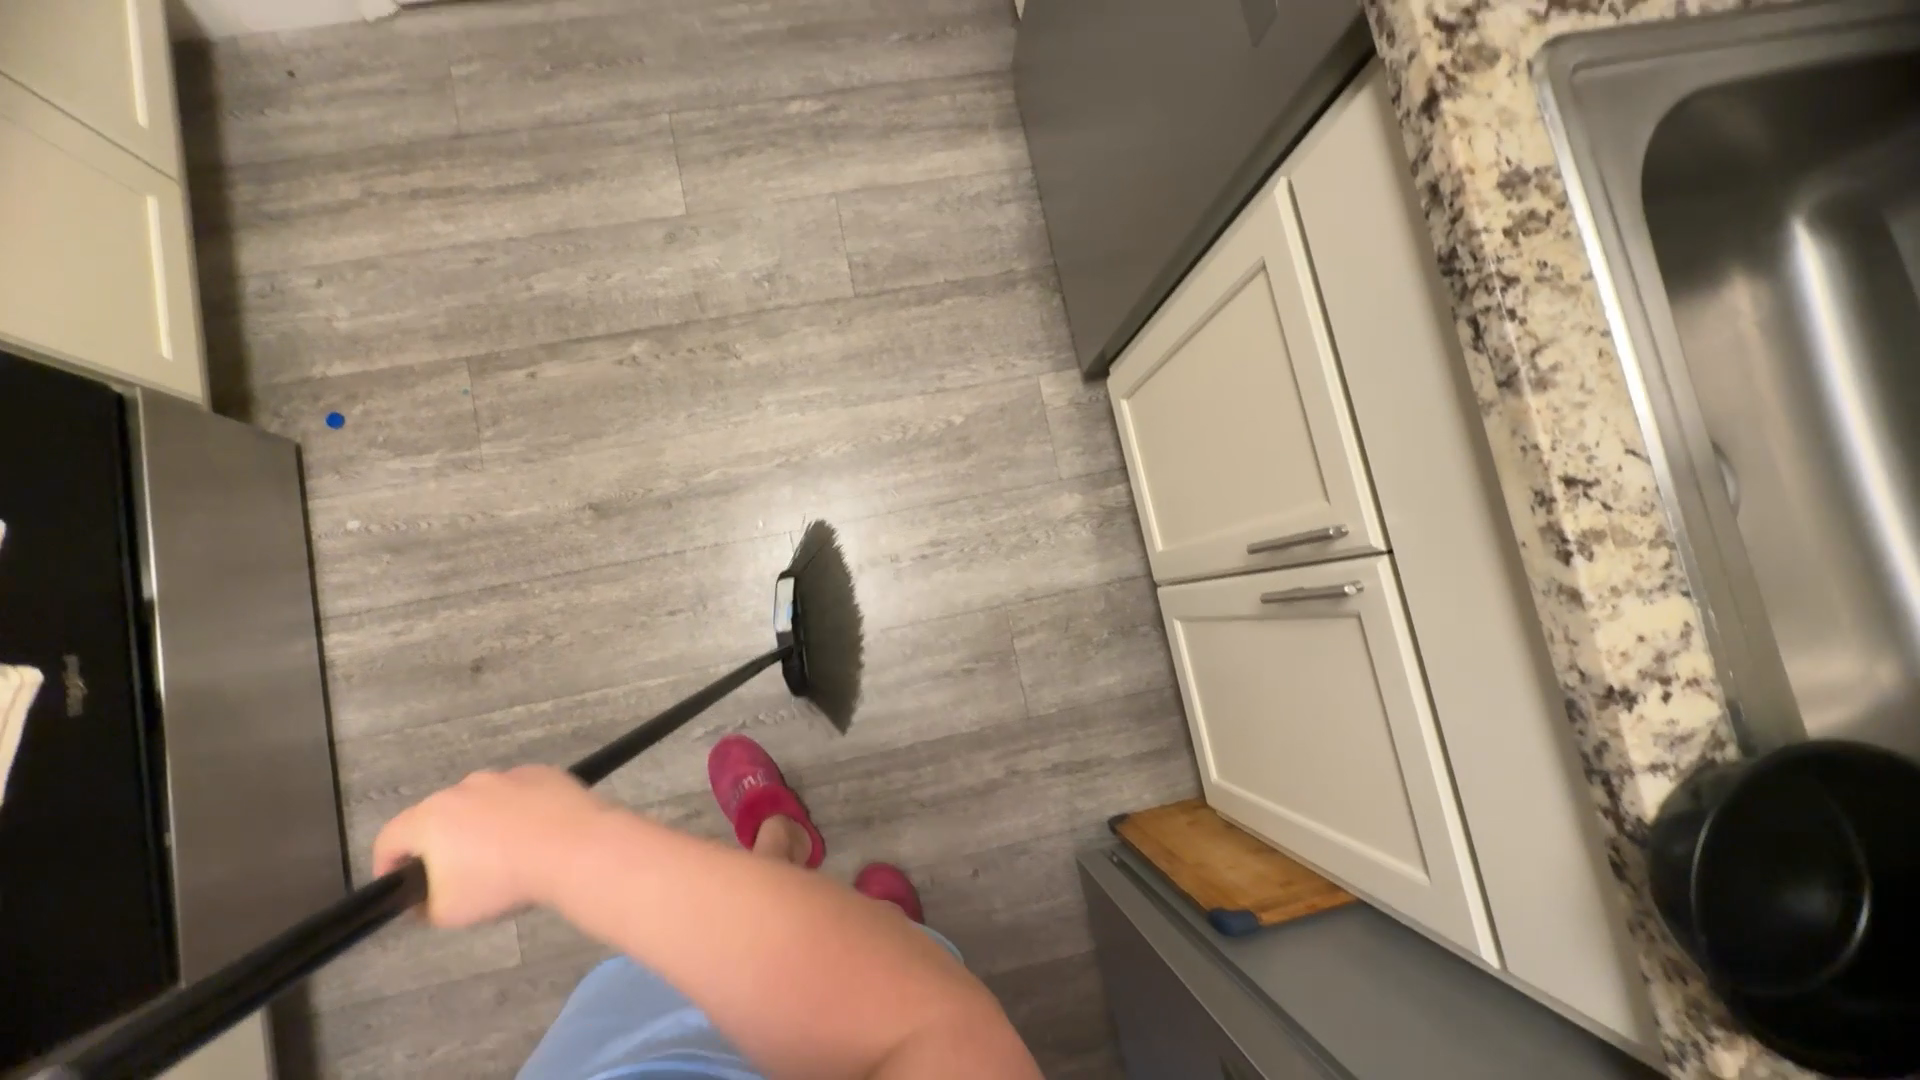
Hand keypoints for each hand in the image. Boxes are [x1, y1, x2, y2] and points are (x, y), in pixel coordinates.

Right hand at [372, 765, 607, 926]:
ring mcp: (508, 775)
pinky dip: (519, 810)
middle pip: (438, 816)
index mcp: (431, 816)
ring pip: (482, 802)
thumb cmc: (503, 881)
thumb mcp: (447, 912)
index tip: (403, 885)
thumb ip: (423, 905)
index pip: (390, 837)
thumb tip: (426, 896)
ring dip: (482, 824)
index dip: (388, 864)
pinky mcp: (543, 772)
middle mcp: (466, 786)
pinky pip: (519, 793)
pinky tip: (537, 833)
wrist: (576, 847)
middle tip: (459, 873)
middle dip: (441, 843)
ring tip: (506, 853)